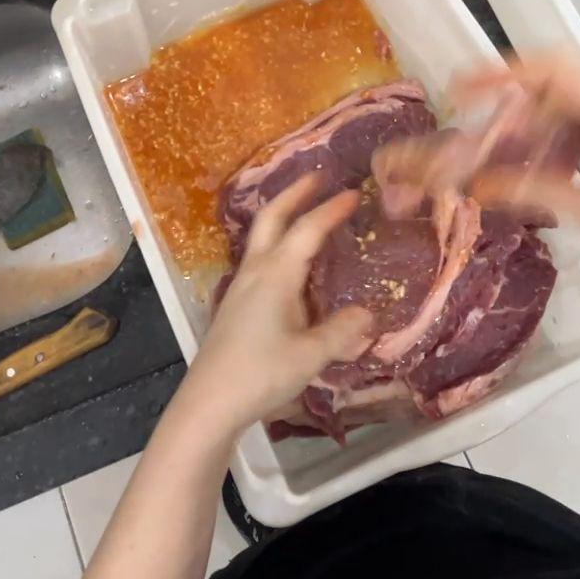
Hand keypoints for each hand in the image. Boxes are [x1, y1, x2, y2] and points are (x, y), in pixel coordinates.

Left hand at [173, 176, 374, 436]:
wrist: (210, 400)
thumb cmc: (261, 373)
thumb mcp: (311, 355)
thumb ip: (342, 332)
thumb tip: (369, 314)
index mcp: (276, 274)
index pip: (307, 230)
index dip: (330, 210)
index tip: (352, 193)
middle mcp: (255, 270)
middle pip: (271, 218)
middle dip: (294, 194)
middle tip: (317, 178)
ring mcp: (240, 286)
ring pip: (261, 237)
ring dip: (282, 217)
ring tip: (305, 213)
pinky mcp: (235, 304)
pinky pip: (259, 259)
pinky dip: (277, 245)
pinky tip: (291, 266)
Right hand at [463, 52, 579, 291]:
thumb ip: (538, 192)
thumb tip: (477, 185)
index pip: (554, 71)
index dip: (498, 75)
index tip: (458, 90)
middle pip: (562, 92)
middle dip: (518, 124)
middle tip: (484, 159)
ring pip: (579, 107)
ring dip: (546, 138)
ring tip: (523, 178)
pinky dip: (575, 143)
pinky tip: (563, 176)